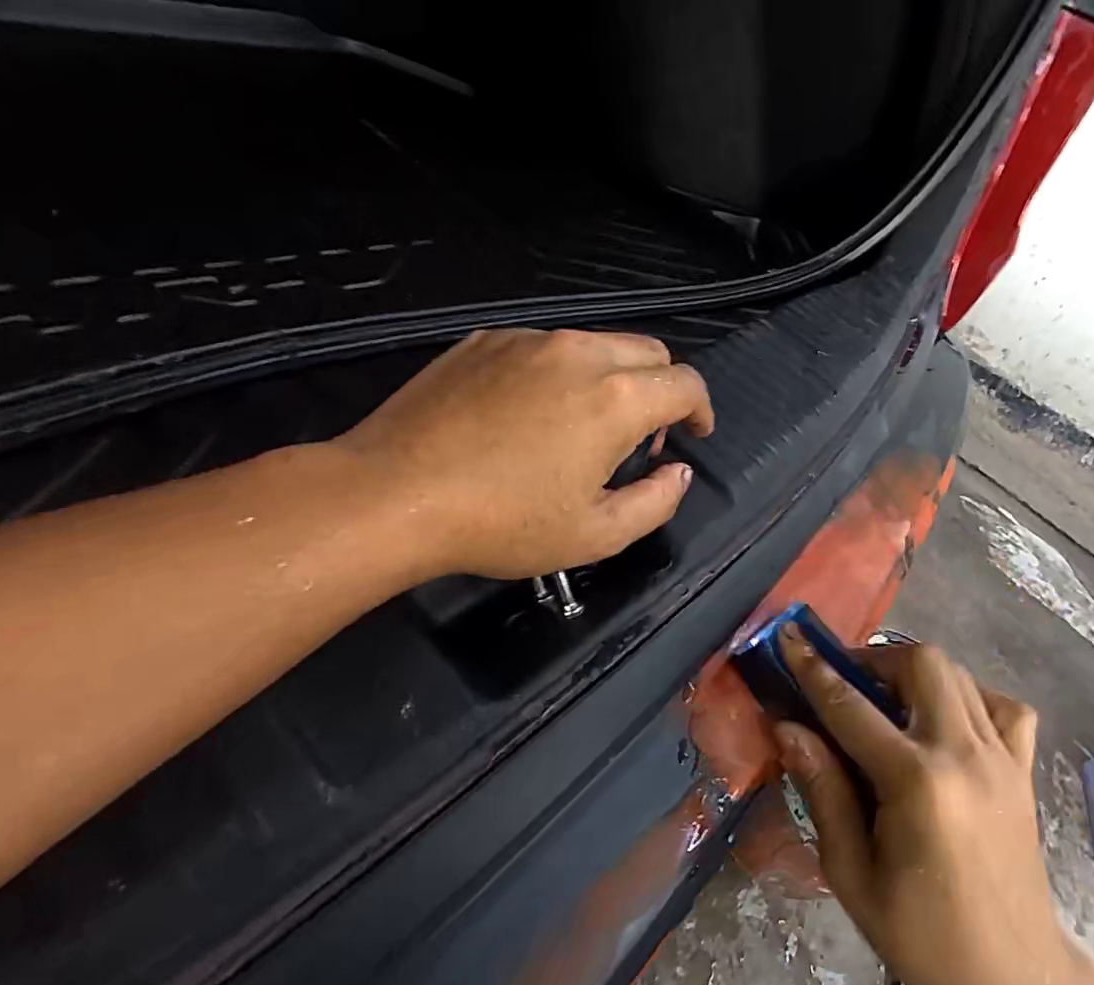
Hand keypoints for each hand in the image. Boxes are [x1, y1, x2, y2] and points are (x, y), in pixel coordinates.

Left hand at [332, 329, 712, 580]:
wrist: (392, 494)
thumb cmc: (504, 523)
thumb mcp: (598, 535)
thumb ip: (657, 502)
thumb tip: (677, 473)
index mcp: (616, 398)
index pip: (686, 383)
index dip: (701, 409)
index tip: (693, 434)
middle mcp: (579, 353)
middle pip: (650, 351)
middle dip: (663, 388)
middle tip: (642, 437)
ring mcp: (528, 341)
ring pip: (597, 345)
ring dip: (614, 379)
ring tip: (586, 428)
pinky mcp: (484, 341)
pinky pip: (546, 347)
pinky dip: (563, 373)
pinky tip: (534, 415)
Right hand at [773, 633, 1071, 984]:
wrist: (1013, 976)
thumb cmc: (922, 935)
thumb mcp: (852, 874)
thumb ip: (823, 790)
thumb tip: (789, 728)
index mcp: (917, 782)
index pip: (852, 707)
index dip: (814, 669)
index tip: (790, 638)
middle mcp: (965, 753)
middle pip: (922, 663)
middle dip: (875, 659)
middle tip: (846, 682)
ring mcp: (1003, 756)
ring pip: (960, 674)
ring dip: (916, 672)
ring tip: (887, 700)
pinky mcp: (1023, 768)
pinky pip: (1002, 705)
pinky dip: (969, 695)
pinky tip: (947, 720)